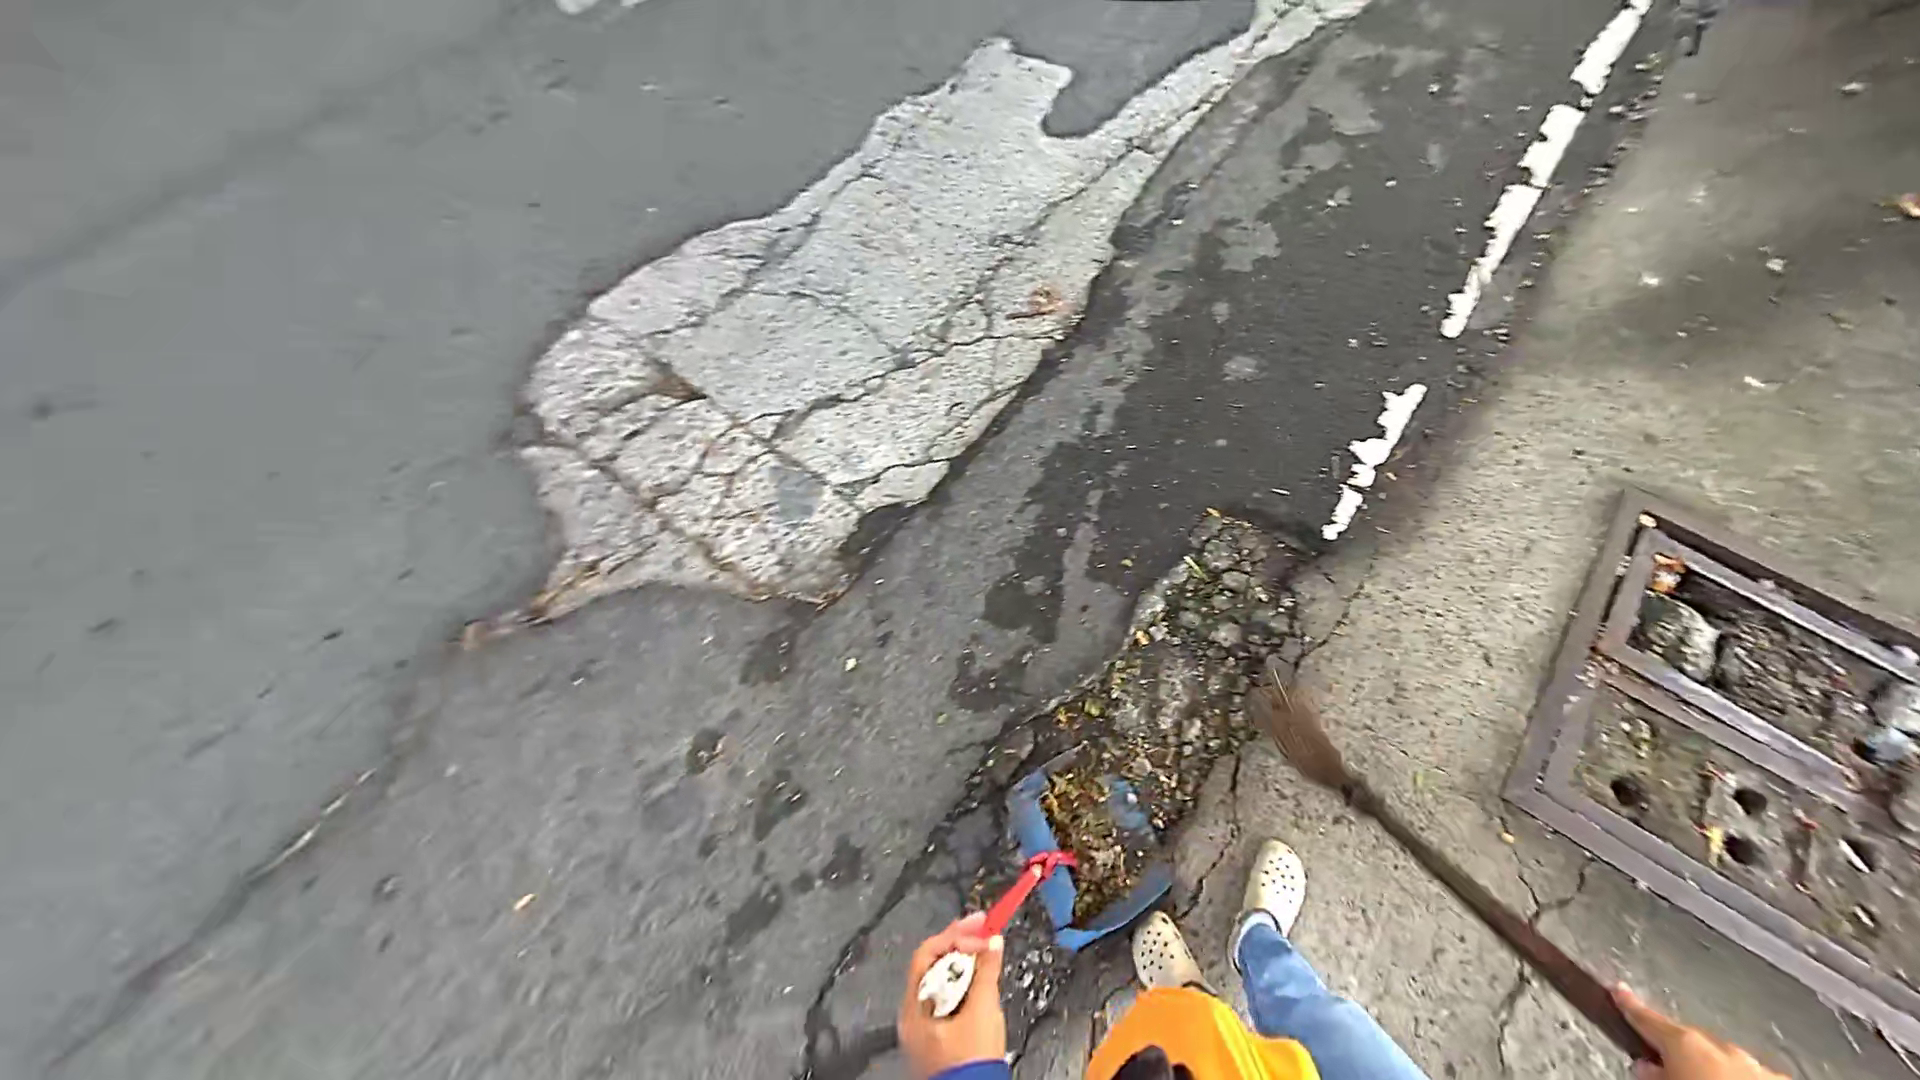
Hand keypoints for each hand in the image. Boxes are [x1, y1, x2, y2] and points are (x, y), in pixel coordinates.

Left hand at [898, 913, 1006, 1079]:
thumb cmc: (972, 1058)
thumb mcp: (982, 1009)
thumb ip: (987, 971)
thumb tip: (994, 939)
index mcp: (914, 1006)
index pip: (927, 953)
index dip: (955, 935)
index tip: (980, 925)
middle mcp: (913, 1014)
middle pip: (933, 965)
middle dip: (960, 945)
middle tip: (984, 930)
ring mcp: (924, 1027)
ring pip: (942, 981)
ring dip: (964, 962)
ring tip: (985, 949)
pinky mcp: (938, 1038)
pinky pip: (948, 998)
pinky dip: (964, 982)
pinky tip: (981, 977)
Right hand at [1614, 985, 1786, 1079]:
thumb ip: (1651, 1075)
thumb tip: (1646, 1067)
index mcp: (1684, 1043)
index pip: (1646, 1017)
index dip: (1628, 1004)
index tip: (1619, 990)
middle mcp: (1721, 1047)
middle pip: (1689, 1040)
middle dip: (1680, 1051)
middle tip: (1671, 1067)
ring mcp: (1760, 1069)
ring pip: (1727, 1060)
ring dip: (1715, 1069)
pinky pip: (1755, 1076)